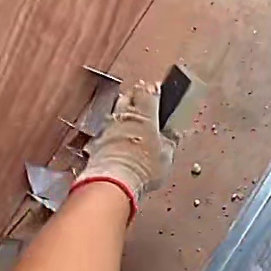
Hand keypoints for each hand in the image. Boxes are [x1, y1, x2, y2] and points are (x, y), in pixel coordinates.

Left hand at [73, 81, 174, 209]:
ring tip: (129, 122)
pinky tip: (117, 140)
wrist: (114, 182)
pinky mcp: (97, 142)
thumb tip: (173, 135)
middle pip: (128, 97)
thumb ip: (170, 142)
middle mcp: (124, 117)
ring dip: (122, 114)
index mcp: (145, 115)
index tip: (157, 89)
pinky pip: (105, 131)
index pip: (148, 92)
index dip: (153, 89)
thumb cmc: (143, 167)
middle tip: (142, 101)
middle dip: (134, 97)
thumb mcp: (166, 156)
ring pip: (115, 113)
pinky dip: (111, 132)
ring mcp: (108, 128)